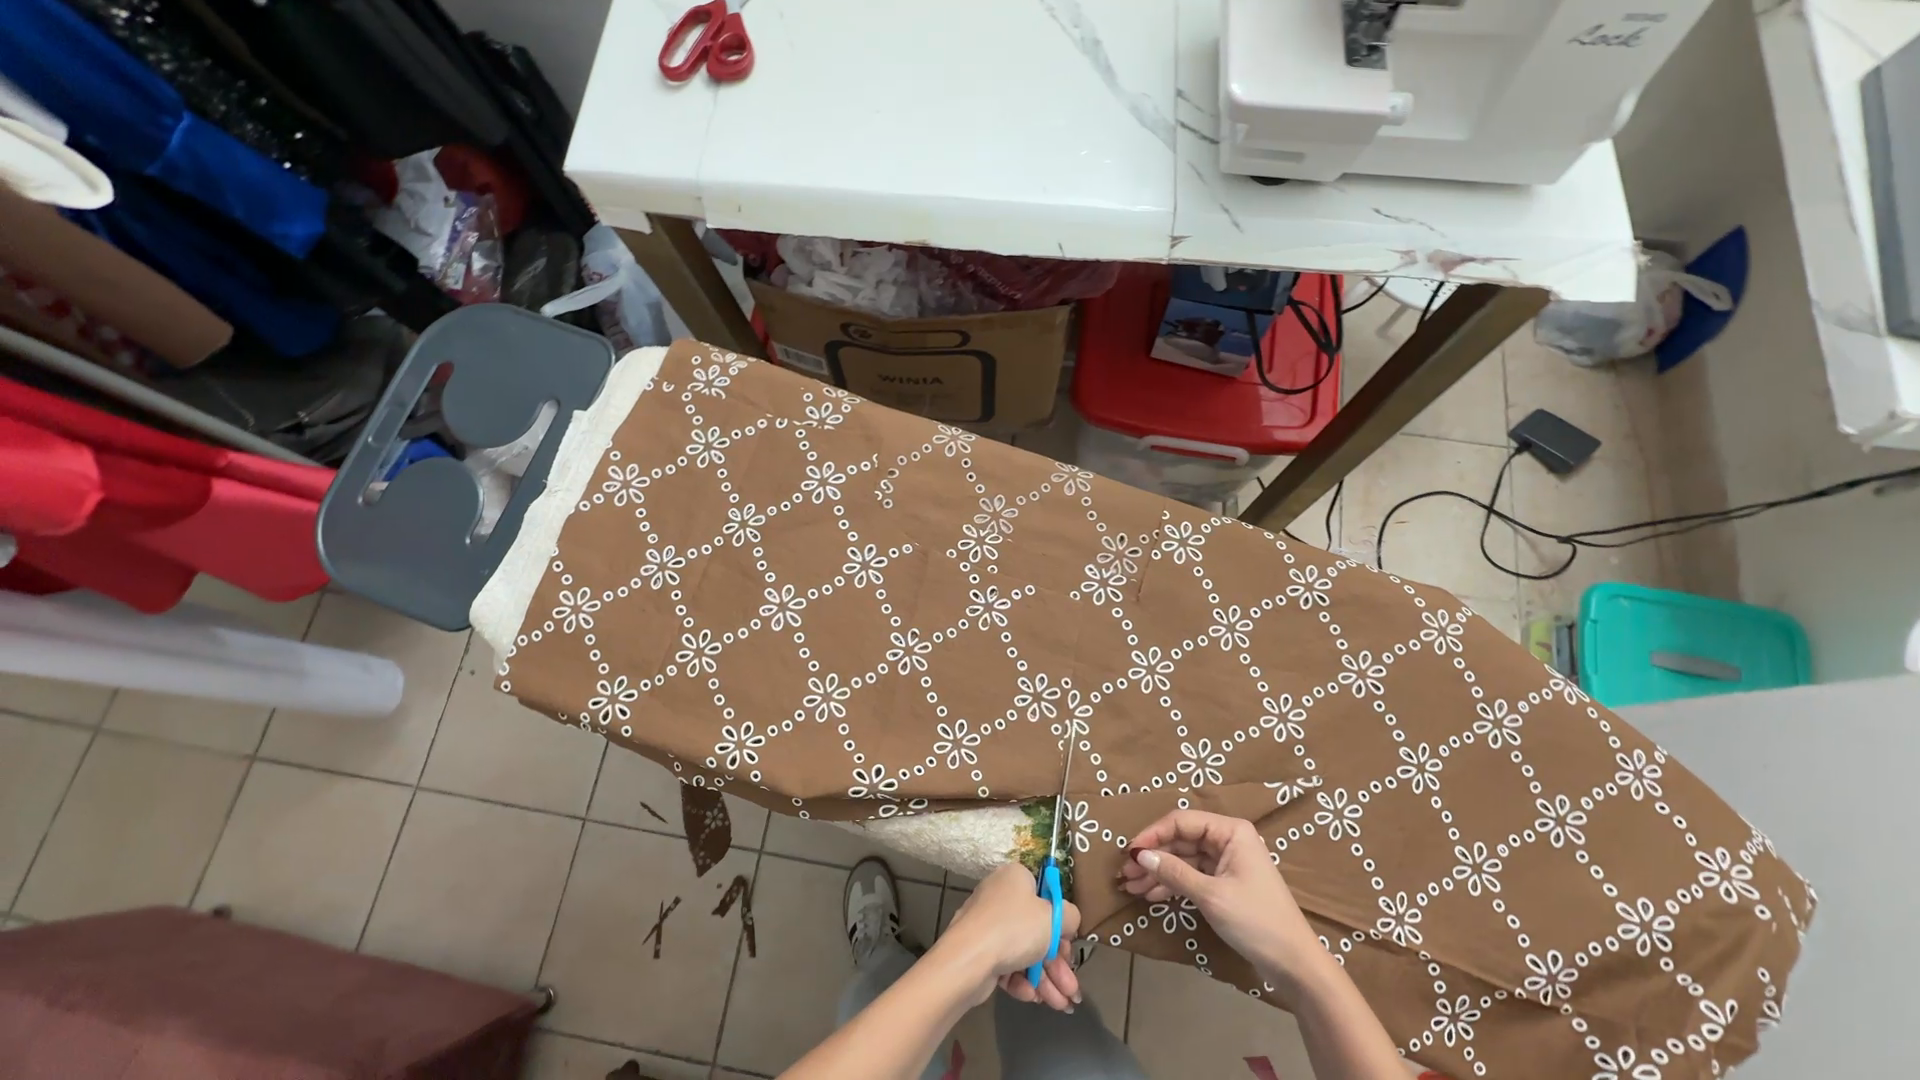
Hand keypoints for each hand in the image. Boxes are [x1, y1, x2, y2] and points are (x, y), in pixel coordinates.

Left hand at [936, 863, 1081, 1012]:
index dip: (1060, 923)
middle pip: (1036, 930)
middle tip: (1072, 989)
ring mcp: (986, 925)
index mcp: (1015, 878)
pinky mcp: (978, 951)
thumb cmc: (1015, 929)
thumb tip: (1066, 922)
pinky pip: (1006, 964)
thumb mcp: (1055, 917)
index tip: (1069, 945)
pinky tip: (1033, 997)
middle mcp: (999, 897)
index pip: (1045, 896)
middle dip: (1057, 964)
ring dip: (1045, 979)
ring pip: (1024, 952)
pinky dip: (1021, 981)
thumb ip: (1070, 917)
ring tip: (1061, 1005)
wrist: (968, 960)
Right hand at [1120, 810, 1326, 1003]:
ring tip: (1132, 888)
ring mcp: (1226, 863)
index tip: (1129, 853)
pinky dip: (1172, 885)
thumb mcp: (1211, 895)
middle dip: (1153, 857)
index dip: (1153, 835)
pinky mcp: (1224, 885)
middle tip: (1124, 874)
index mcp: (1231, 832)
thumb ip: (1174, 872)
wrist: (1293, 963)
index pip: (1182, 821)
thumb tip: (1140, 855)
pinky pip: (1191, 877)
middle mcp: (1228, 841)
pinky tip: (1151, 895)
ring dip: (1158, 873)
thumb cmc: (1255, 920)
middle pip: (1181, 840)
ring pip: (1183, 860)